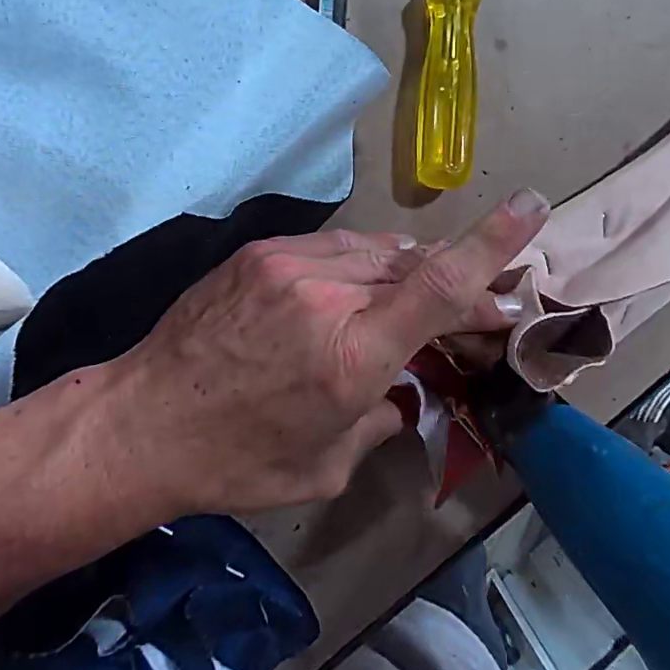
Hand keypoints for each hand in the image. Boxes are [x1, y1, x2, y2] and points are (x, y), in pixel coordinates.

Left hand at [99, 189, 549, 514]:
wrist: (137, 425)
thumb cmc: (240, 460)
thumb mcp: (330, 464)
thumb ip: (386, 416)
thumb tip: (410, 387)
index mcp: (354, 355)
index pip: (442, 284)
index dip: (494, 242)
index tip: (532, 205)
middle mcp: (331, 295)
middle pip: (421, 265)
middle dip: (462, 281)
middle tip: (483, 303)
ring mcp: (295, 264)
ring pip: (384, 250)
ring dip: (414, 270)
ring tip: (416, 299)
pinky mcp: (268, 251)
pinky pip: (343, 246)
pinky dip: (369, 263)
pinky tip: (363, 286)